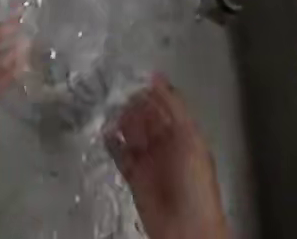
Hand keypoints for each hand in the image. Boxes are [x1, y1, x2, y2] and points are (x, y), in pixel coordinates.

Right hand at [107, 75, 228, 238]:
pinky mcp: (133, 175)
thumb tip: (156, 74)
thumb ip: (173, 105)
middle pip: (144, 116)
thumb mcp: (189, 138)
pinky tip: (103, 130)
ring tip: (105, 105)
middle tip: (111, 87)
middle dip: (130, 102)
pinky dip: (111, 141)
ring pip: (130, 132)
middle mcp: (164, 143)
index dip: (147, 90)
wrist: (186, 231)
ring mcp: (148, 159)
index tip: (128, 73)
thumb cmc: (193, 182)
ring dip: (119, 119)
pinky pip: (119, 153)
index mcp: (181, 133)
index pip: (162, 104)